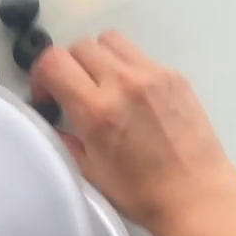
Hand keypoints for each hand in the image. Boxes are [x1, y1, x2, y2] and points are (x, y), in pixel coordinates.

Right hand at [32, 32, 235, 235]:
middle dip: (69, 66)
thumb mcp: (92, 174)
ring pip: (110, 40)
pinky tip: (131, 97)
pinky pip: (139, 55)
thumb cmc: (142, 194)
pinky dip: (126, 68)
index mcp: (97, 111)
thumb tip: (59, 127)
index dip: (41, 75)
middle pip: (80, 45)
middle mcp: (123, 82)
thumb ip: (70, 143)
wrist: (194, 194)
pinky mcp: (173, 74)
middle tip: (72, 93)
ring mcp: (151, 74)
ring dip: (98, 58)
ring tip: (102, 87)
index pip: (54, 62)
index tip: (47, 95)